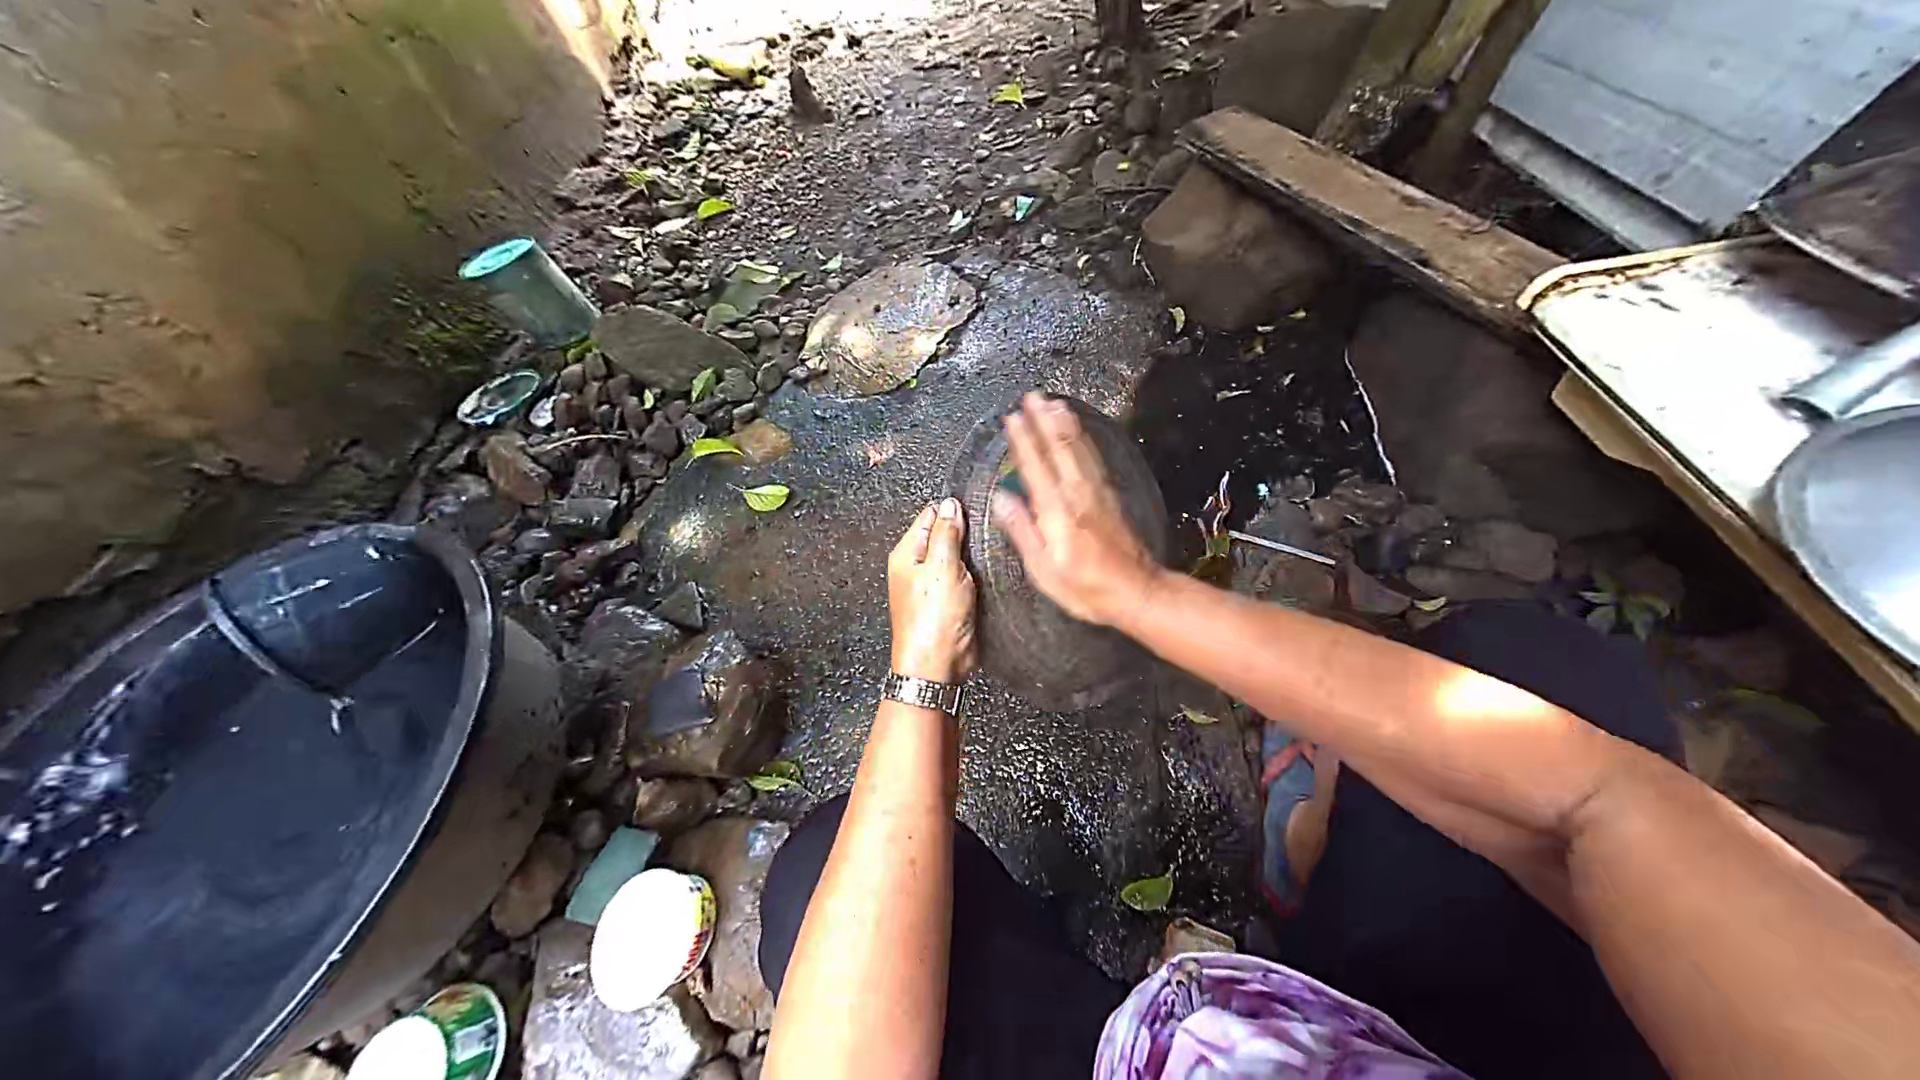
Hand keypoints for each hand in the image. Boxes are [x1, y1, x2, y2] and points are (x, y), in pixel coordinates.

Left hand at [888, 498, 977, 683]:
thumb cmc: (932, 621)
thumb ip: (947, 533)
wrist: (937, 666)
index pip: (930, 516)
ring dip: (972, 558)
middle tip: (983, 539)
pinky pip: (965, 579)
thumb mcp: (942, 567)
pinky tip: (984, 578)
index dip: (953, 511)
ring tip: (984, 560)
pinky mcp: (948, 602)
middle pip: (945, 536)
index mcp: (907, 553)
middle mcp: (916, 567)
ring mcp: (933, 585)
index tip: (974, 512)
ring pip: (957, 558)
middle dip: (965, 536)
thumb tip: (950, 505)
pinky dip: (975, 577)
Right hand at [991, 392, 1164, 626]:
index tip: (1013, 418)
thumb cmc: (1088, 587)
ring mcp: (1097, 494)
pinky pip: (1093, 458)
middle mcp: (1078, 496)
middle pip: (1058, 448)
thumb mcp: (1044, 569)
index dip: (1023, 440)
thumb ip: (1023, 530)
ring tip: (1054, 403)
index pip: (1035, 466)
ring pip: (1078, 449)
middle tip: (1032, 397)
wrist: (1135, 592)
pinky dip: (1083, 440)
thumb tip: (1002, 500)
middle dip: (1044, 420)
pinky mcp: (1110, 497)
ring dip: (1064, 424)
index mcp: (1058, 512)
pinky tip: (1078, 432)